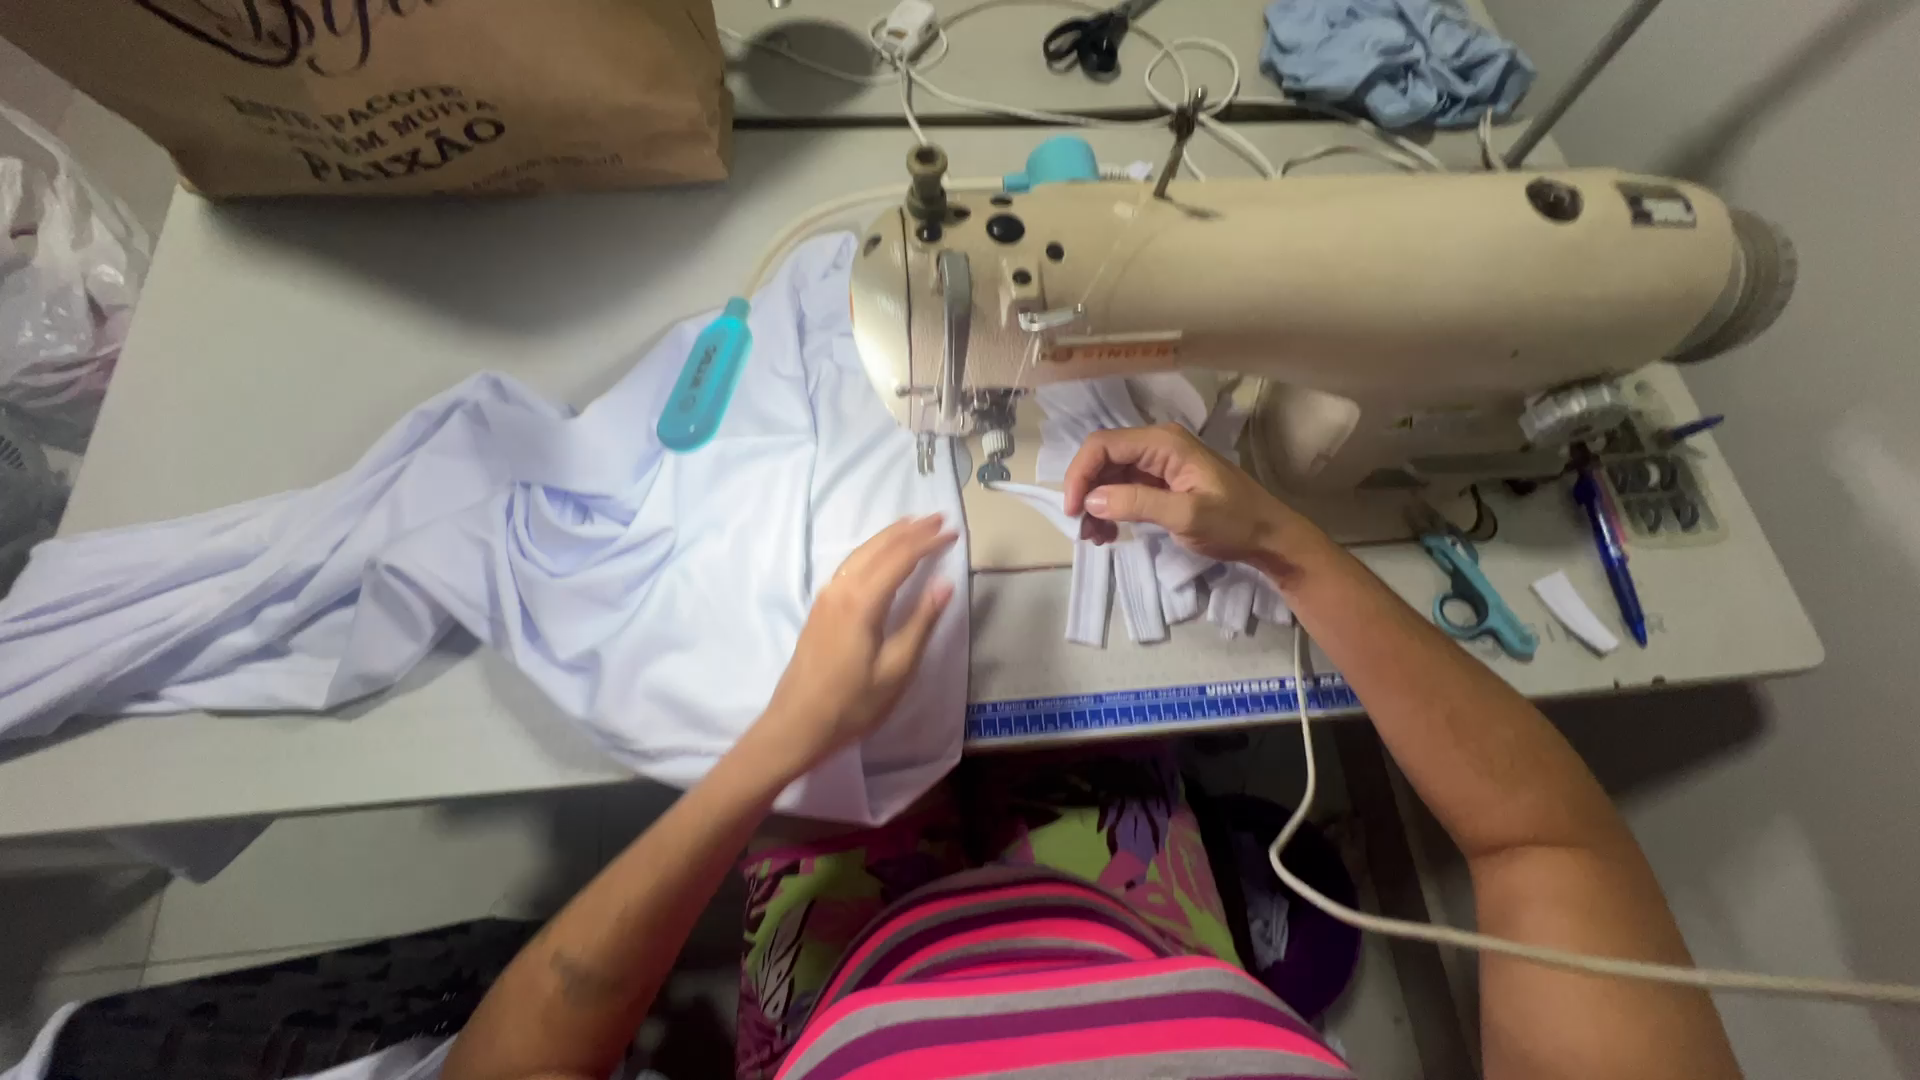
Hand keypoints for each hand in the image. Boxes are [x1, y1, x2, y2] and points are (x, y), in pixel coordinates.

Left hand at [753, 515, 957, 776]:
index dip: (928, 541)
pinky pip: (850, 565)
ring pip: (860, 553)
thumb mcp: (896, 669)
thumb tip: (944, 583)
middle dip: (909, 530)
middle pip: (878, 548)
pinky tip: (880, 554)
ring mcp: (826, 597)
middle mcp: (841, 590)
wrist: (797, 725)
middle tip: (938, 518)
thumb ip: (920, 622)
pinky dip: (871, 551)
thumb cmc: (852, 704)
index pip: (900, 558)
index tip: (953, 531)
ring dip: (889, 536)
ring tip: (912, 524)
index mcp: (862, 602)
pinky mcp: (820, 608)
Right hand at [1063, 424, 1310, 565]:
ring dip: (1095, 504)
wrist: (1269, 536)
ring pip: (1109, 476)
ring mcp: (1158, 464)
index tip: (1073, 510)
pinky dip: (1110, 510)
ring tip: (1095, 538)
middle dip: (1085, 492)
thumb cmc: (1234, 523)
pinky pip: (1123, 489)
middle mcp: (1157, 446)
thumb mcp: (1187, 515)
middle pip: (1103, 459)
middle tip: (1082, 530)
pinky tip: (1109, 534)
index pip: (1104, 445)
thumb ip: (1138, 503)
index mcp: (1164, 443)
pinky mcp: (1160, 483)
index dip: (1080, 474)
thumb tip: (1092, 500)